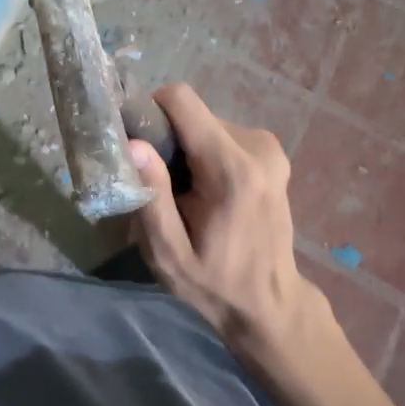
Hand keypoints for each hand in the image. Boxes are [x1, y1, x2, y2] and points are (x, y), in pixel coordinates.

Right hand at [128, 84, 311, 349]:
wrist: (271, 305)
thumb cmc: (214, 283)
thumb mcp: (169, 252)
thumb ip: (151, 197)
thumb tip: (133, 143)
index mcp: (232, 168)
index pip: (180, 100)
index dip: (149, 112)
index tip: (137, 145)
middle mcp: (256, 147)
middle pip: (190, 113)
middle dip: (166, 138)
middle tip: (158, 182)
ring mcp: (268, 147)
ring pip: (203, 122)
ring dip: (184, 147)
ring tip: (181, 191)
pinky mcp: (270, 152)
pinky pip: (219, 133)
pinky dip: (202, 152)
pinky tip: (202, 189)